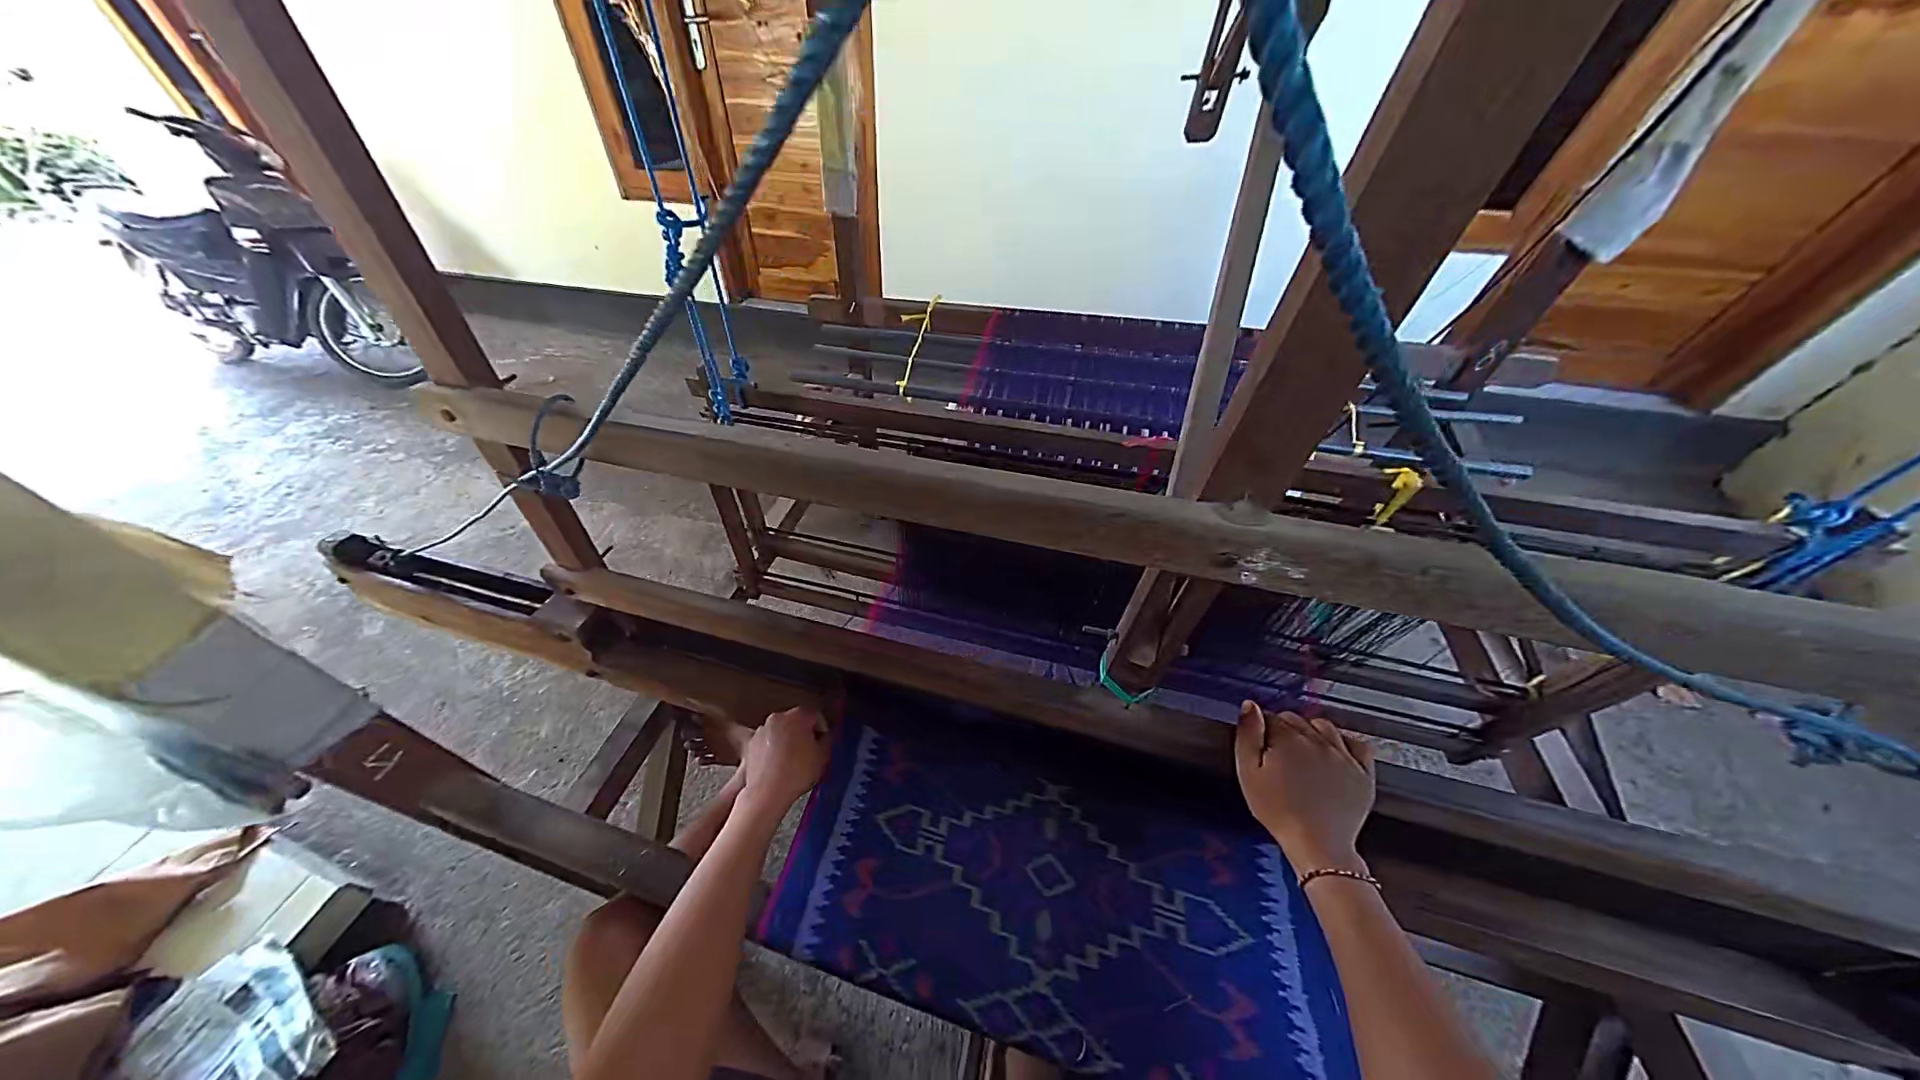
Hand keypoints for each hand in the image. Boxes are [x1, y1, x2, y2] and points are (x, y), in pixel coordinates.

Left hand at [738, 707, 830, 816]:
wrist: (767, 794)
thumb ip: (828, 739)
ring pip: (780, 731)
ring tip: (793, 760)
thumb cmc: (797, 773)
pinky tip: (779, 765)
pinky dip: (774, 750)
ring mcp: (761, 731)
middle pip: (796, 720)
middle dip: (804, 733)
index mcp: (797, 716)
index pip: (815, 714)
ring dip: (787, 740)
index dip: (822, 728)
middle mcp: (777, 718)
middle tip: (810, 751)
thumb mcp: (823, 756)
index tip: (823, 741)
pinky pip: (767, 743)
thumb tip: (827, 735)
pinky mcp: (750, 745)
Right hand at [1235, 702, 1375, 872]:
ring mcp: (1343, 756)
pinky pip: (1358, 744)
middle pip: (1297, 719)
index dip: (1261, 727)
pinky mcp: (1362, 773)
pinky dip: (1345, 743)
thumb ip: (1247, 735)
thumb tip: (1250, 706)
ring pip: (1324, 726)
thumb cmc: (1279, 812)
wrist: (1317, 845)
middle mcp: (1318, 741)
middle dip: (1284, 729)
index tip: (1259, 741)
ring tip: (1302, 750)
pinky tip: (1334, 752)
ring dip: (1311, 731)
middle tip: (1277, 751)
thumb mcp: (1248, 773)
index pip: (1271, 717)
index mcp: (1288, 739)